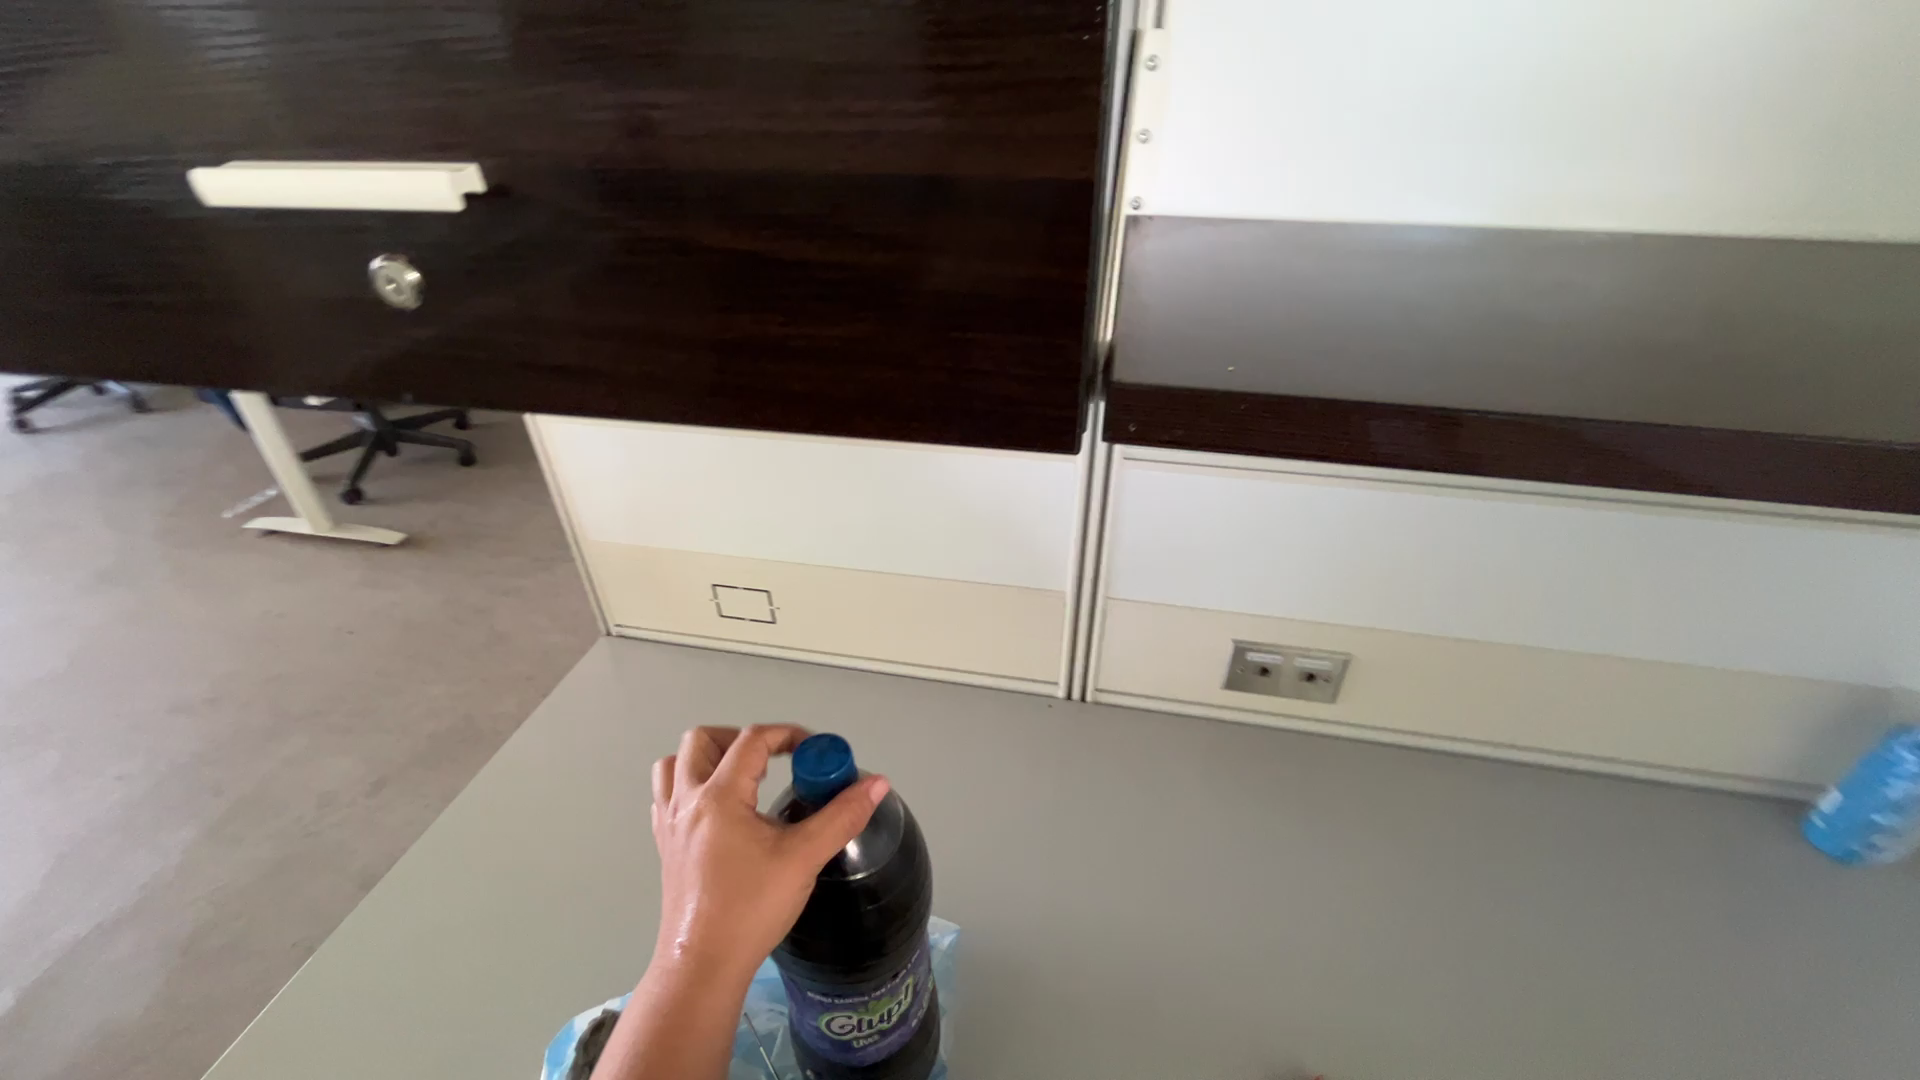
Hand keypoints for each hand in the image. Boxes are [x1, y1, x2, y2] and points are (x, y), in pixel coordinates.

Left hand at [649, 724, 889, 983]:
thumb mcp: (804, 857)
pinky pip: (667, 797)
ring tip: (741, 778)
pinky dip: (690, 787)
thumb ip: (842, 815)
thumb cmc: (751, 908)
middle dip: (739, 738)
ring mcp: (669, 825)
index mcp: (719, 796)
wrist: (702, 966)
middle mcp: (687, 802)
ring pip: (673, 765)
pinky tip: (717, 810)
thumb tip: (877, 783)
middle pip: (701, 740)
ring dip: (705, 758)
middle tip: (771, 760)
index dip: (787, 735)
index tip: (814, 751)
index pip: (752, 740)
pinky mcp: (664, 848)